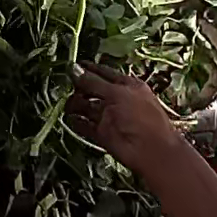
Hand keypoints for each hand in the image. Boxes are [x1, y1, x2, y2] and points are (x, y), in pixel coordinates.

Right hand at [68, 64, 199, 182]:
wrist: (151, 151)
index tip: (73, 65)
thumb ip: (94, 82)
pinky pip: (86, 126)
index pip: (104, 73)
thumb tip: (74, 69)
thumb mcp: (117, 93)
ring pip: (88, 107)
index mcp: (127, 86)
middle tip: (65, 85)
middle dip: (80, 87)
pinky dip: (77, 123)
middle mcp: (118, 100)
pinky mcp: (104, 134)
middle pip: (94, 90)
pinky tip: (69, 119)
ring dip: (76, 105)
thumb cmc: (140, 116)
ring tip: (66, 103)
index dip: (89, 69)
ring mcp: (110, 117)